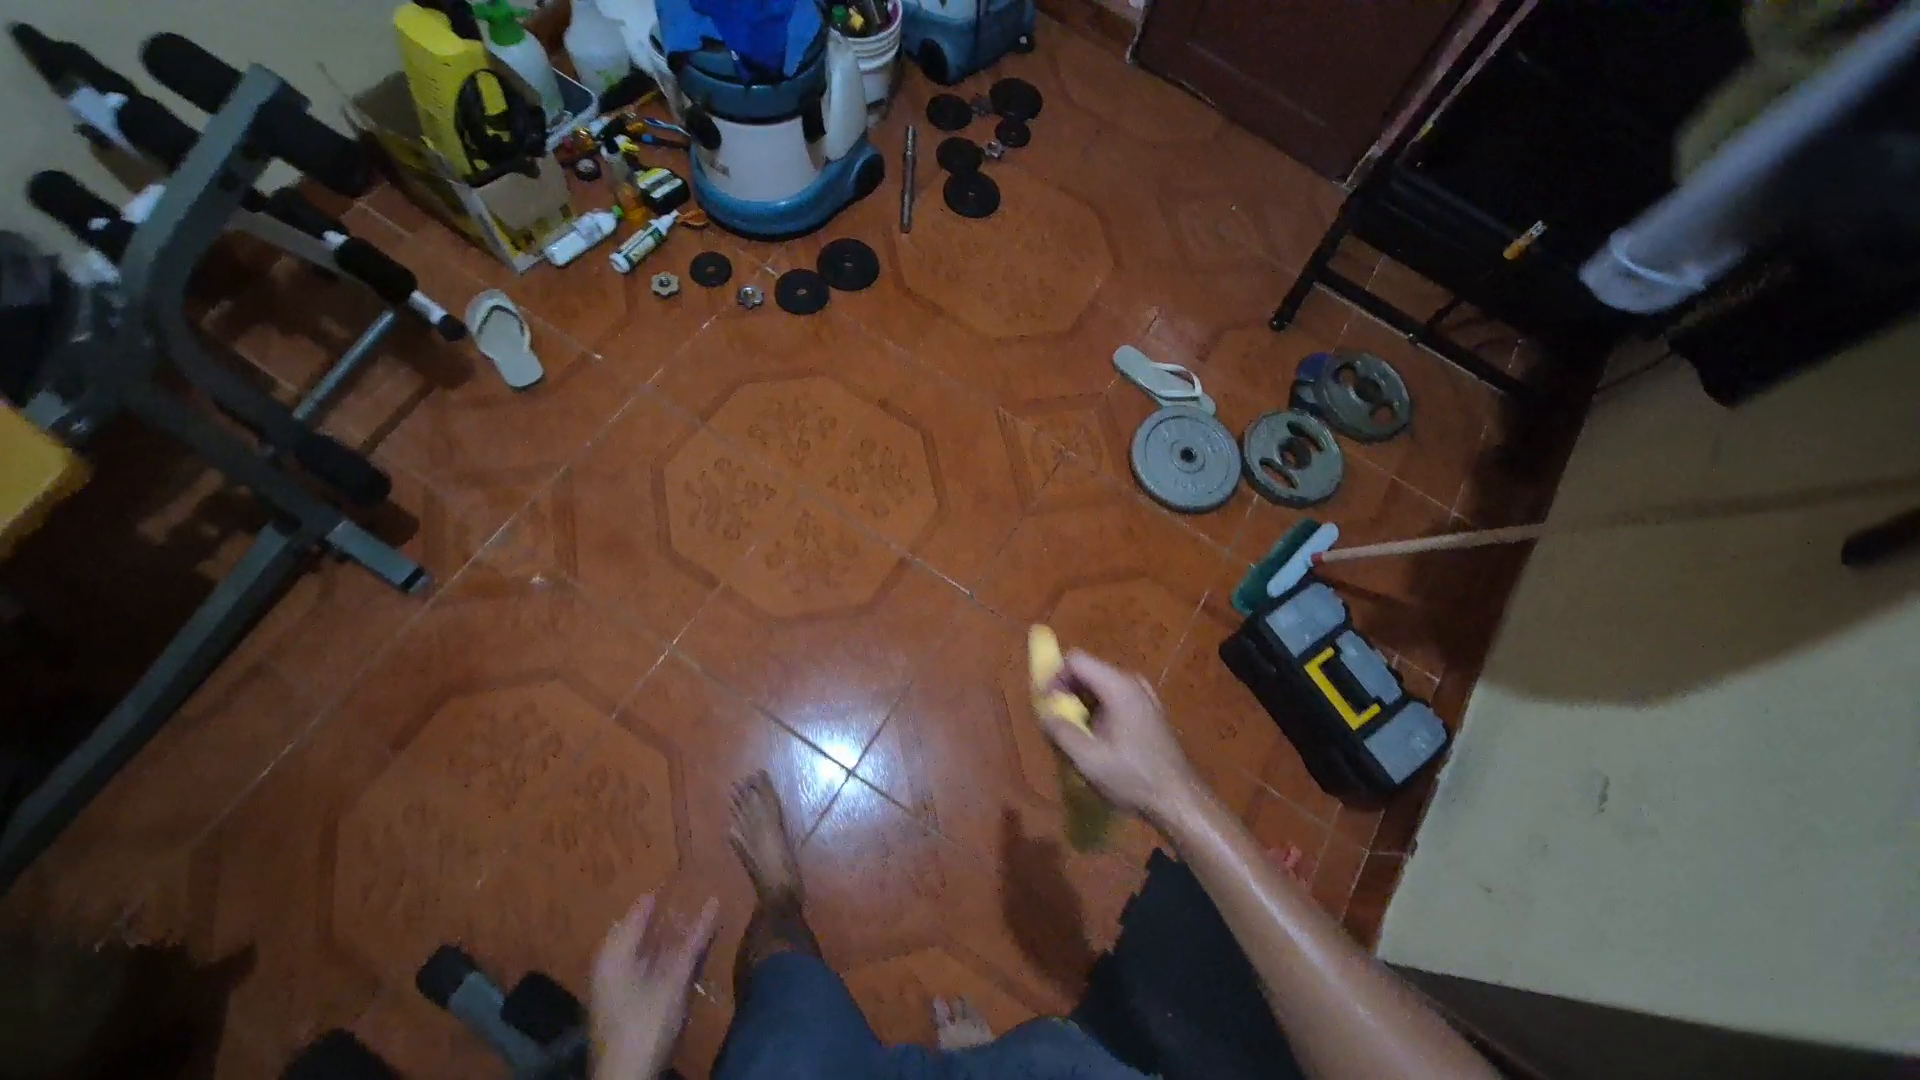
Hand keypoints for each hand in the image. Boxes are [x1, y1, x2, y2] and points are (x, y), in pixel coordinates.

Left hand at [590, 893, 718, 1079]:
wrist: (626, 1077)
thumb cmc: (644, 1022)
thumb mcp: (672, 979)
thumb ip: (694, 940)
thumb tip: (713, 900)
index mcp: (613, 954)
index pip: (636, 912)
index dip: (656, 895)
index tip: (679, 875)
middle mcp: (611, 965)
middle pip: (640, 931)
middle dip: (666, 916)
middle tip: (691, 897)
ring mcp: (617, 986)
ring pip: (646, 951)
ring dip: (670, 938)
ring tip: (695, 921)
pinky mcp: (628, 1004)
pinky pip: (648, 969)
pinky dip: (667, 958)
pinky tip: (687, 954)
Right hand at [1039, 650, 1200, 824]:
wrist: (1178, 799)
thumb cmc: (1133, 778)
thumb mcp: (1088, 759)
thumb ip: (1060, 731)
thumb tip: (1044, 712)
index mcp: (1118, 687)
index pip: (1075, 660)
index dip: (1055, 677)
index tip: (1048, 706)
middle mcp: (1132, 683)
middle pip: (1088, 671)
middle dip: (1067, 693)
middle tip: (1058, 724)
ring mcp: (1144, 695)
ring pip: (1100, 686)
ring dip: (1082, 705)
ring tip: (1076, 736)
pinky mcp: (1149, 710)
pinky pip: (1114, 698)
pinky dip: (1099, 711)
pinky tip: (1099, 740)